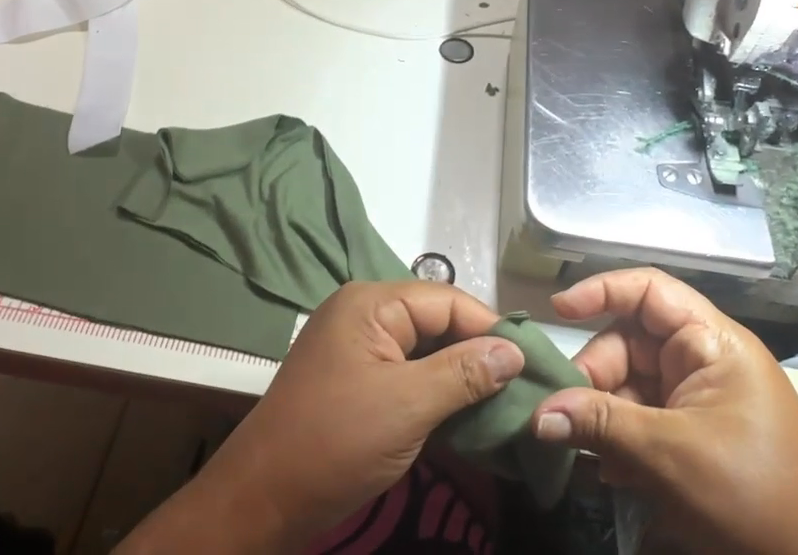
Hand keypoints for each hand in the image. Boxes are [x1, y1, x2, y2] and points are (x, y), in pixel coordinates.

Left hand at [122, 280, 524, 553]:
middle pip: (436, 321)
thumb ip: (464, 372)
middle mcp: (362, 314)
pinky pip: (406, 373)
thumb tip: (515, 350)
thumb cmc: (336, 441)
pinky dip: (436, 391)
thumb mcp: (408, 405)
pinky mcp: (354, 380)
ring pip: (423, 350)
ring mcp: (355, 348)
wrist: (262, 498)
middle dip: (479, 352)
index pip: (446, 300)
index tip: (535, 364)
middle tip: (525, 388)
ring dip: (460, 375)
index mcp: (370, 304)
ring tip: (506, 404)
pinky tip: (466, 415)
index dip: (491, 329)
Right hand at [531, 269, 797, 554]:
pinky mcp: (693, 438)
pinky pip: (641, 421)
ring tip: (583, 453)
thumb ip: (599, 424)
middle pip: (628, 344)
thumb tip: (537, 414)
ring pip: (629, 386)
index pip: (649, 291)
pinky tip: (608, 473)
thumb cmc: (750, 494)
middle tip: (564, 416)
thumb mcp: (668, 453)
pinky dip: (618, 440)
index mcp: (712, 344)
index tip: (556, 312)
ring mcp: (699, 401)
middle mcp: (704, 362)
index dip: (601, 290)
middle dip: (593, 377)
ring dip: (601, 416)